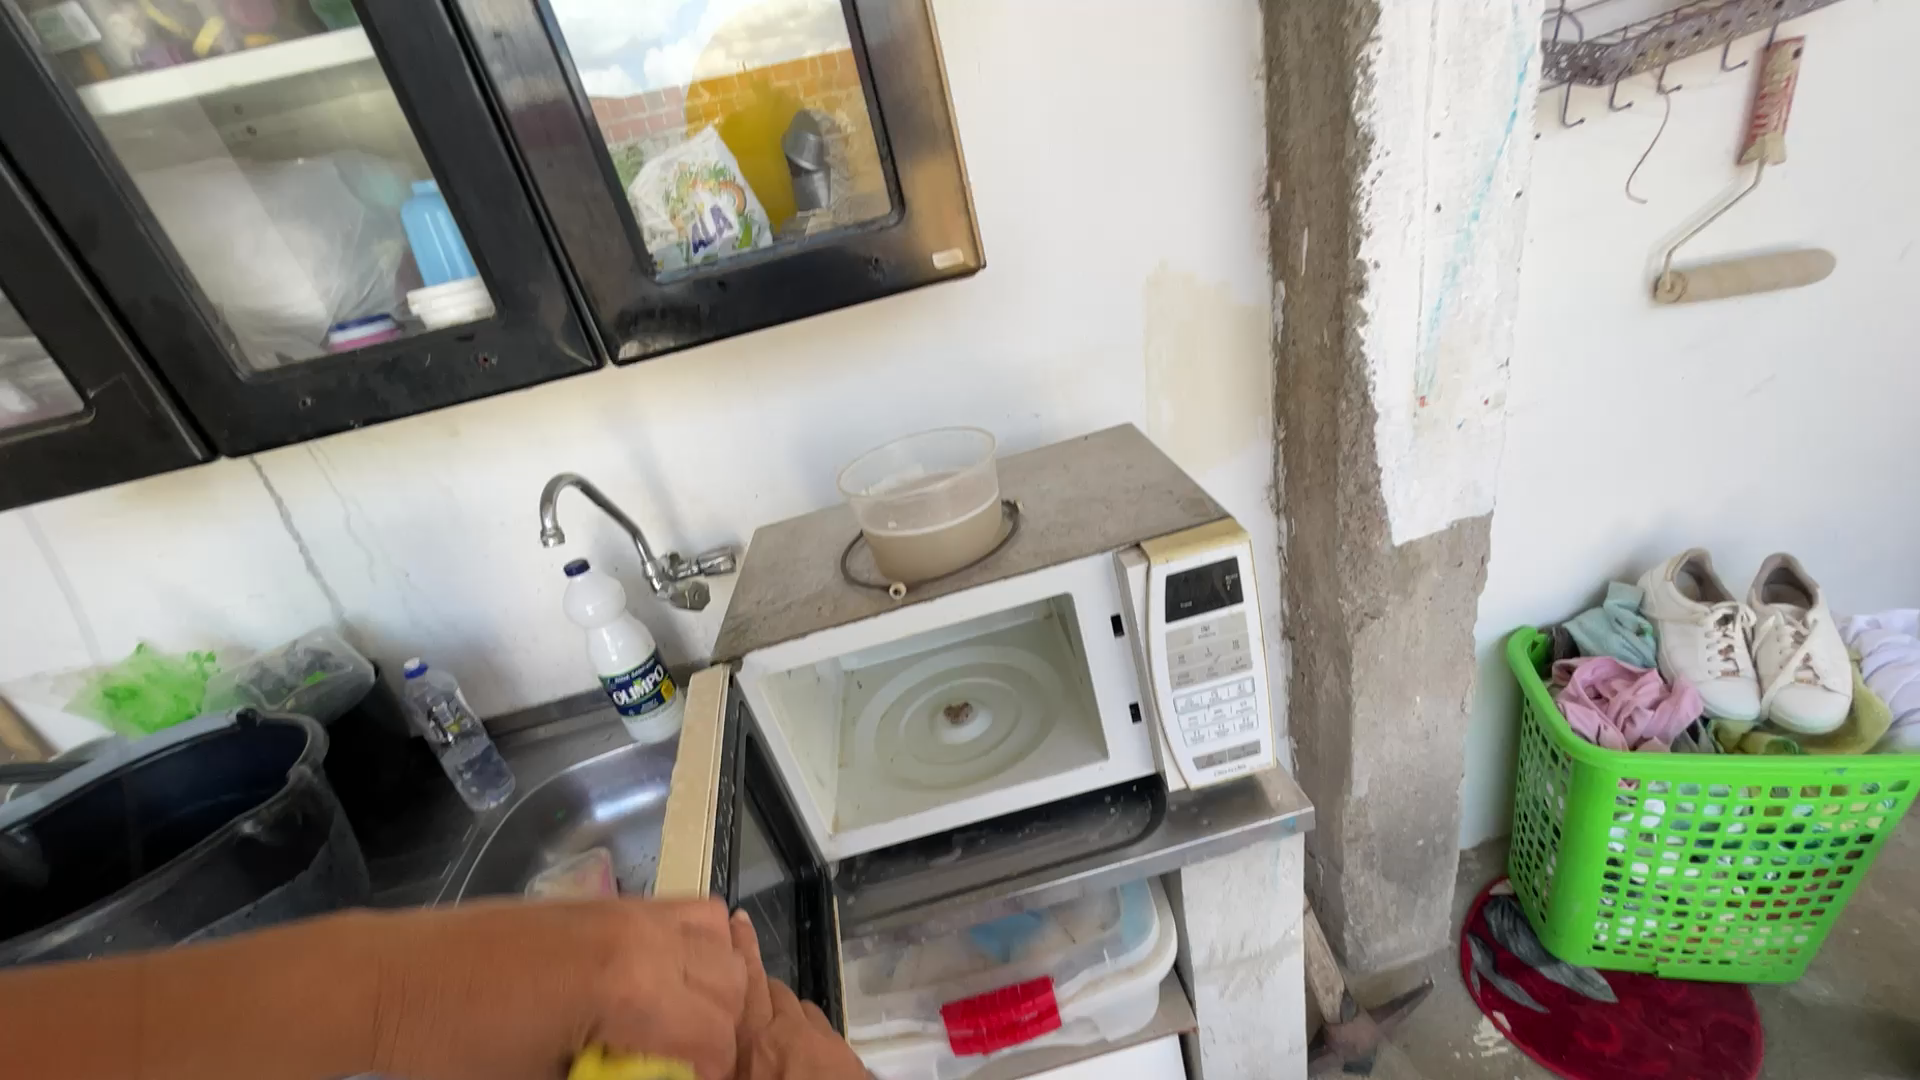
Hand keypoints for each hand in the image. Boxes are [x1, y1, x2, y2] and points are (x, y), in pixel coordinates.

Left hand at [368, 897, 748, 1079]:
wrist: (396, 978)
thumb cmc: (452, 1052)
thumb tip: (652, 1076)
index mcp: (630, 989)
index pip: (713, 1033)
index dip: (710, 1074)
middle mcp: (647, 936)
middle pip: (731, 978)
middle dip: (719, 1030)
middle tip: (681, 1065)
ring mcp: (633, 908)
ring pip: (720, 935)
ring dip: (713, 980)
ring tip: (678, 1018)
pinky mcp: (616, 899)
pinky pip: (687, 910)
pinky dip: (694, 944)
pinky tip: (660, 979)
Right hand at [730, 910, 869, 1079]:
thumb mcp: (737, 1078)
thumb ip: (725, 1061)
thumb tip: (701, 1051)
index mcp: (757, 1038)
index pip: (748, 980)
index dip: (742, 947)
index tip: (739, 916)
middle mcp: (792, 1028)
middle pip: (774, 990)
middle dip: (759, 988)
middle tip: (742, 995)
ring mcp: (824, 1038)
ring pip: (801, 1008)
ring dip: (786, 1013)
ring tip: (772, 1029)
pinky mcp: (847, 1053)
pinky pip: (823, 1030)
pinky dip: (809, 1033)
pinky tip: (803, 1054)